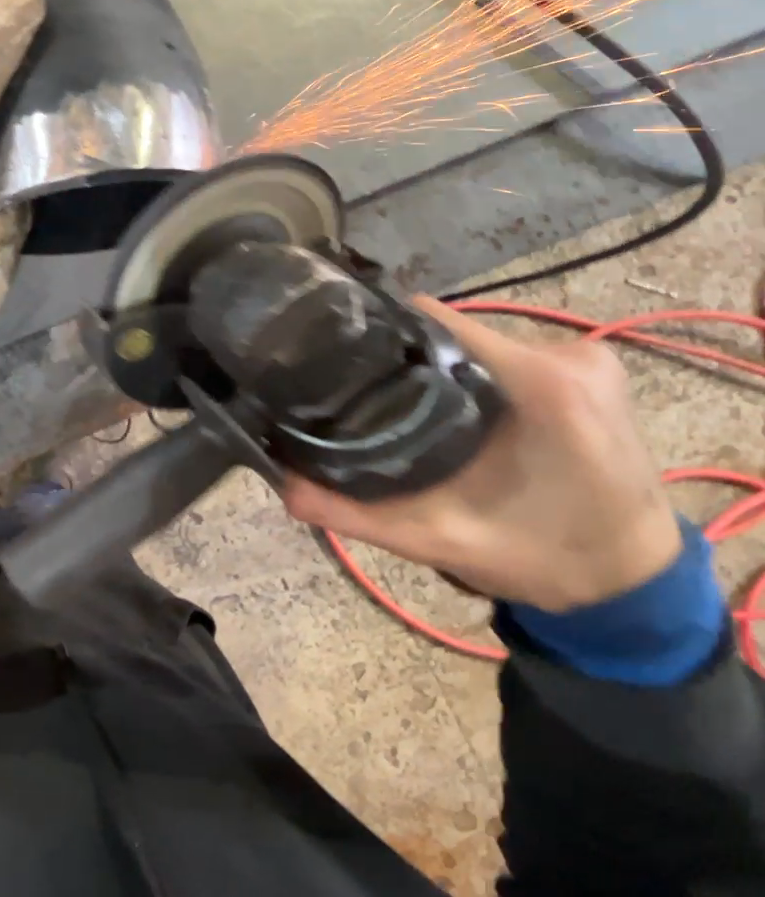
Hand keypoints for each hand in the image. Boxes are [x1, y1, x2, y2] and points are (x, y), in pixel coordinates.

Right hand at [280, 296, 680, 612]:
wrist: (626, 584)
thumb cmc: (538, 558)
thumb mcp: (434, 538)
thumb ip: (353, 512)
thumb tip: (280, 485)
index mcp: (538, 383)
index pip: (427, 322)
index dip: (370, 334)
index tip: (327, 361)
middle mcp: (565, 355)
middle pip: (443, 331)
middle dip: (394, 359)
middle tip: (350, 397)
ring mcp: (583, 358)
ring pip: (468, 341)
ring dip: (426, 369)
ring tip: (386, 405)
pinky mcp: (587, 370)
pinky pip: (497, 354)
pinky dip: (461, 375)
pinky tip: (437, 410)